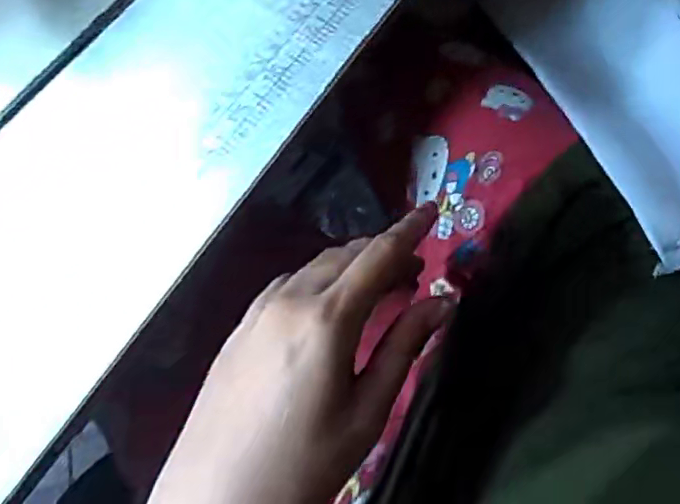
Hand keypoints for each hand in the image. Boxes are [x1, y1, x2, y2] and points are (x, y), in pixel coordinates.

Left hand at [149, 205, 452, 503]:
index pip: (379, 254)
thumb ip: (405, 346)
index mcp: (327, 318)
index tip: (432, 210)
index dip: (410, 228)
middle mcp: (291, 300)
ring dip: (353, 265)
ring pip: (317, 265)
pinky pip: (288, 284)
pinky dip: (320, 279)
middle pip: (349, 254)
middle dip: (386, 252)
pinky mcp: (237, 331)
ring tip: (376, 291)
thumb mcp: (366, 414)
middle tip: (414, 273)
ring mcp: (257, 313)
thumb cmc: (300, 469)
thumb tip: (443, 302)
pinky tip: (327, 308)